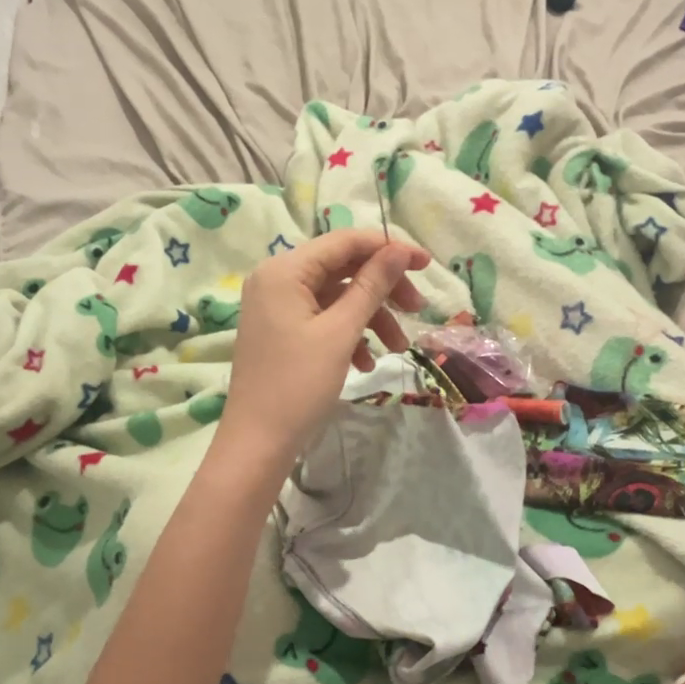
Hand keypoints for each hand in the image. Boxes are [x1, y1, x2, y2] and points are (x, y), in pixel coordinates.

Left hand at [221, 230, 428, 466]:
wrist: (258, 442)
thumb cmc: (298, 384)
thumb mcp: (341, 332)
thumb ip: (372, 285)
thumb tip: (400, 250)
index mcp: (284, 270)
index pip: (344, 241)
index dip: (388, 248)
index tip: (427, 264)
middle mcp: (277, 279)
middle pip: (343, 267)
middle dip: (383, 288)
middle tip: (418, 309)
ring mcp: (277, 306)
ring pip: (338, 296)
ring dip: (371, 316)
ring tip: (398, 347)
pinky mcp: (281, 330)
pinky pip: (324, 319)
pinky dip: (350, 334)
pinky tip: (366, 364)